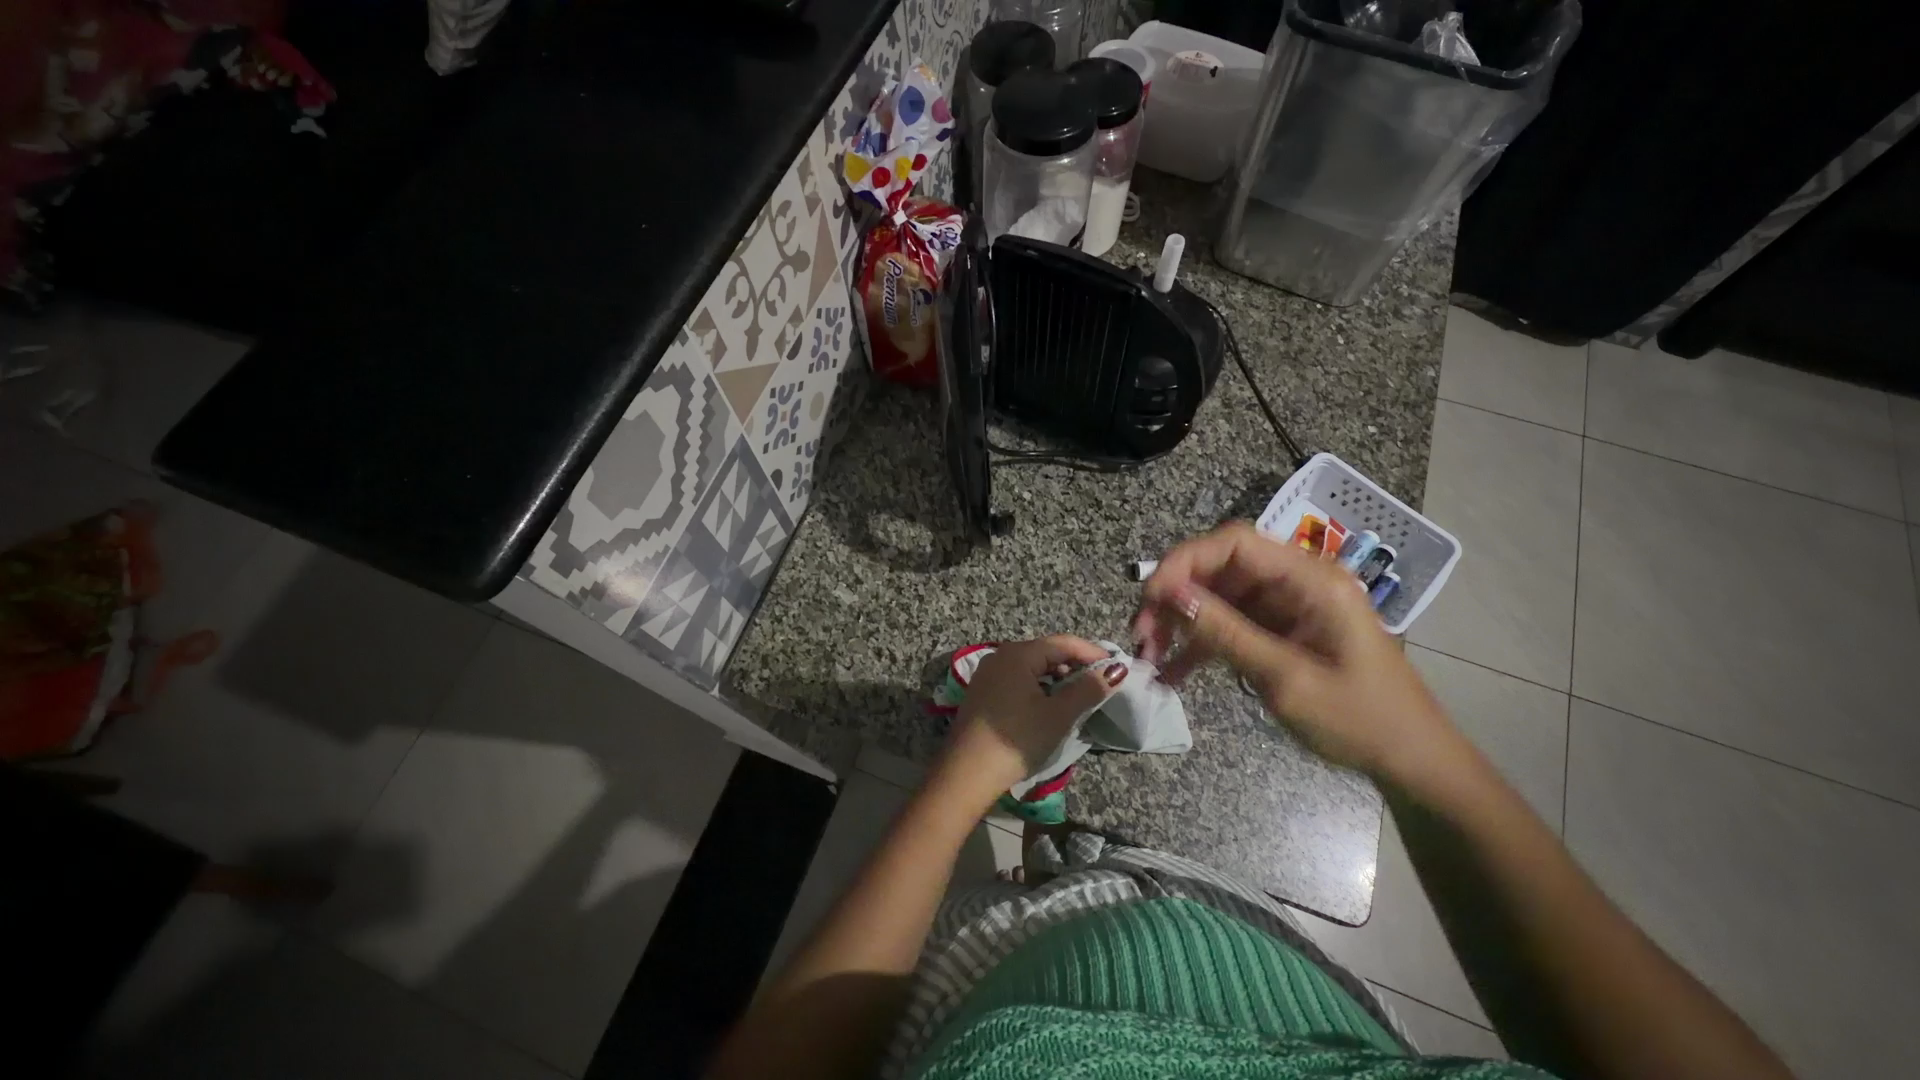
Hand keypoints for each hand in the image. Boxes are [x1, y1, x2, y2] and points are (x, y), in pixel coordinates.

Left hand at [929, 636, 1127, 808]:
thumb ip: (1088, 689)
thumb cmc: (1018, 740)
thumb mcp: (1058, 715)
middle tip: (1100, 684)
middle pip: (1046, 652)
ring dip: (1057, 678)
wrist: (967, 774)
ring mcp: (988, 675)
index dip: (1093, 653)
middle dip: (1075, 665)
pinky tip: (1050, 705)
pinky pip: (1018, 680)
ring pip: (1032, 667)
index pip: (1063, 643)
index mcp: (1017, 654)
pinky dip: (1039, 687)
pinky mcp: (983, 694)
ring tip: (1079, 696)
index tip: (1117, 669)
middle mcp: (999, 656)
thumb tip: (1116, 671)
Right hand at [1132, 523, 1454, 779]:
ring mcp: (1289, 608)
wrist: (1411, 760)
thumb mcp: (1286, 678)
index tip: (1149, 597)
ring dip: (1183, 624)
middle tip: (1141, 634)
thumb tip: (1169, 594)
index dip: (1185, 561)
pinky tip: (1173, 674)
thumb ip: (1226, 632)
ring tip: (1150, 656)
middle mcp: (1298, 583)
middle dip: (1176, 597)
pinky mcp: (1283, 633)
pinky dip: (1203, 647)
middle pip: (1221, 568)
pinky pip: (1232, 627)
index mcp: (1311, 579)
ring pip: (1219, 598)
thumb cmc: (1360, 719)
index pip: (1235, 543)